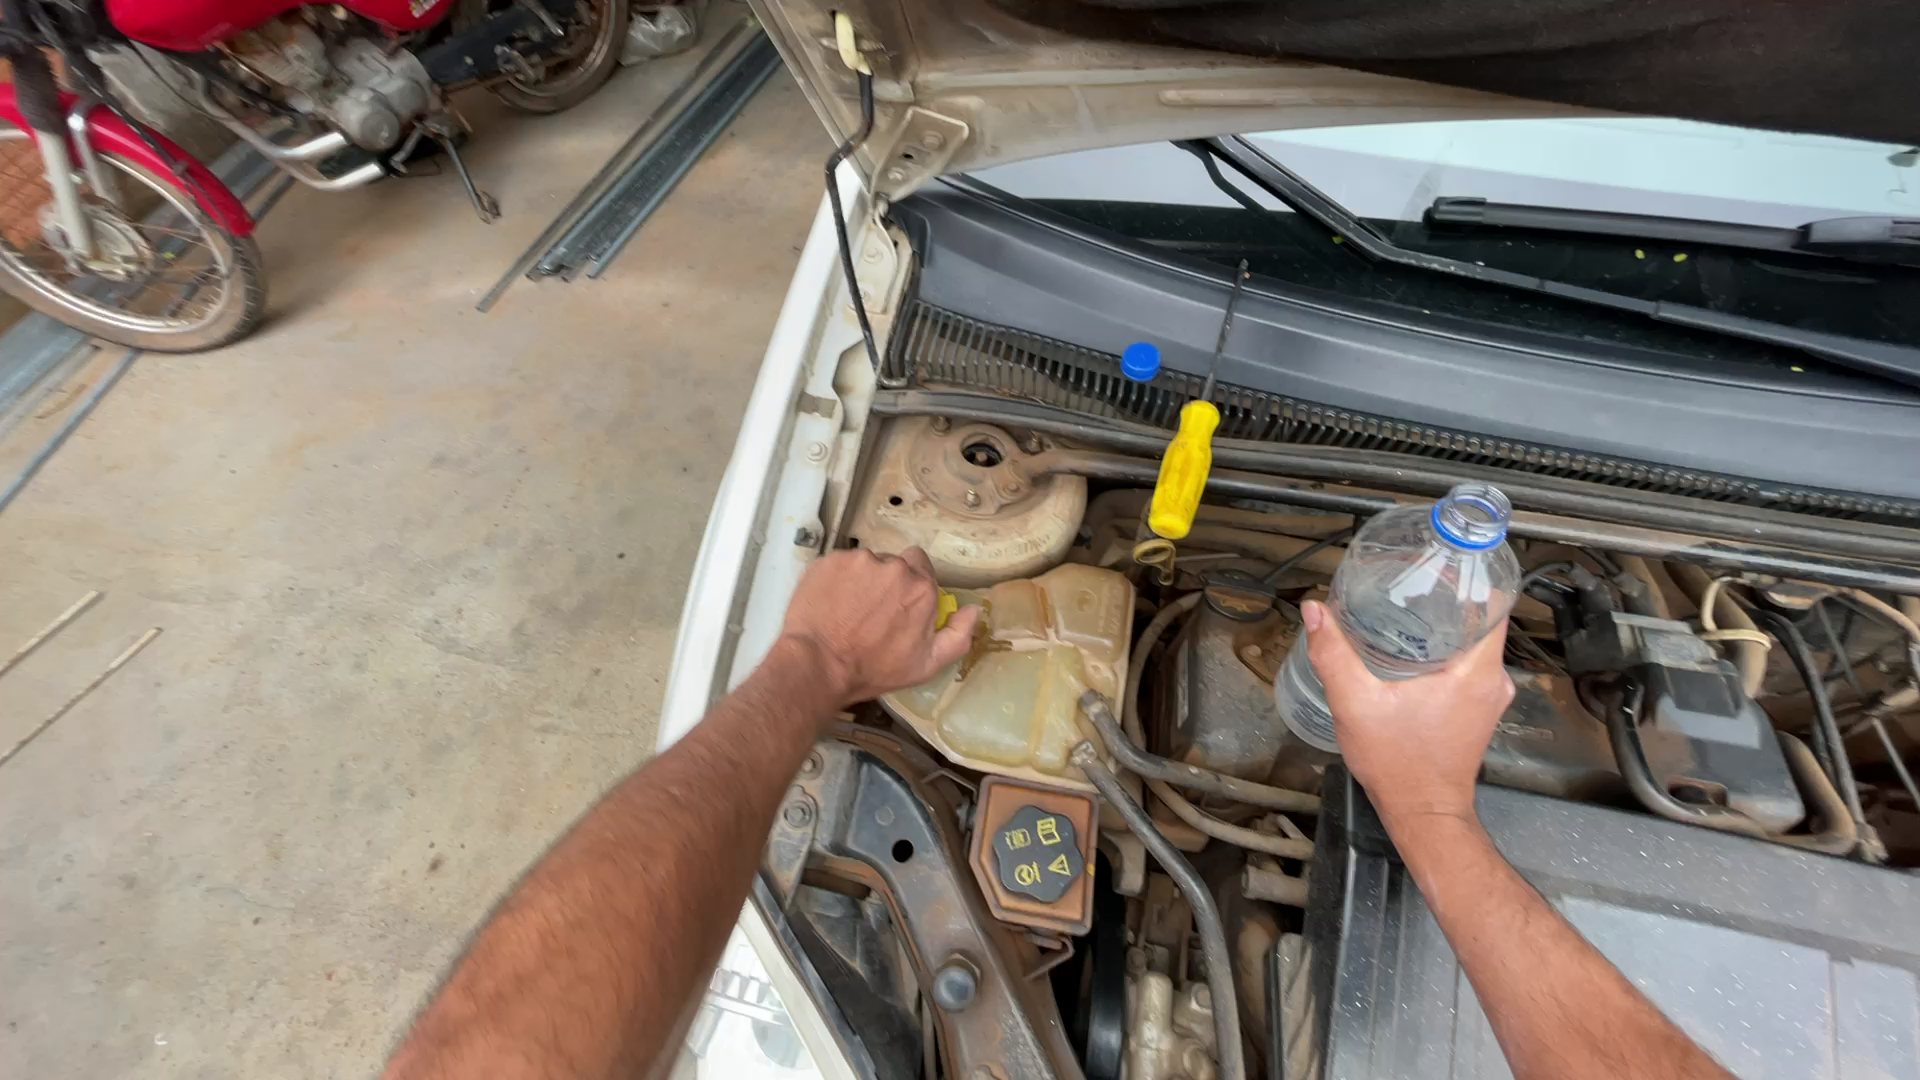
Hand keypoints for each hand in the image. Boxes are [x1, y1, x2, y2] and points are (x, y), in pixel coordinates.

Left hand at [778, 546, 981, 710]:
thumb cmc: (873, 669)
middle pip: (894, 564)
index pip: (922, 568)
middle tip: (872, 612)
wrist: (818, 665)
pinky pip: (839, 565)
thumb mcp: (926, 665)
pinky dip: (837, 579)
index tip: (899, 607)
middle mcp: (893, 566)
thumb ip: (958, 636)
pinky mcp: (828, 560)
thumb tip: (974, 609)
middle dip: (887, 582)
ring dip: (861, 580)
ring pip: (866, 563)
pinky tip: (831, 603)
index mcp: (921, 587)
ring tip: (848, 609)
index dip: (911, 586)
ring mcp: (858, 560)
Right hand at [1302, 599, 1513, 825]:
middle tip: (1402, 580)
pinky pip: (1464, 662)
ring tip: (1398, 607)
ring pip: (1470, 642)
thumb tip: (1315, 609)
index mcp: (1475, 671)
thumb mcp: (1354, 702)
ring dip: (1439, 623)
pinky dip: (1439, 647)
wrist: (1421, 811)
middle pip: (1478, 620)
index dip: (1468, 577)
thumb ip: (1333, 653)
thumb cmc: (1397, 760)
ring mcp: (1486, 696)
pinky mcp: (1475, 708)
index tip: (1437, 561)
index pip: (1492, 605)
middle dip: (1442, 597)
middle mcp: (1491, 680)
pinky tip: (1403, 646)